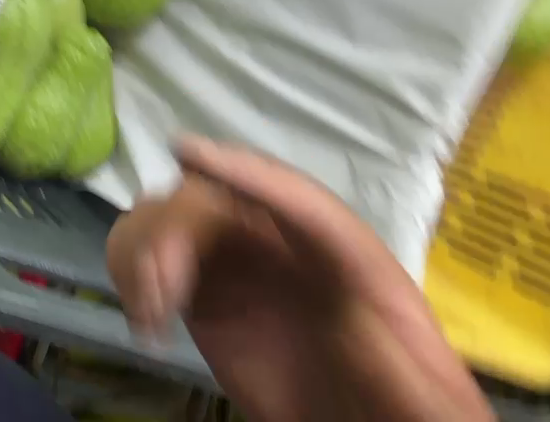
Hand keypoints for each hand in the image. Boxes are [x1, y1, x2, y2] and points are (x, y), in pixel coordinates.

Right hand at [106, 138, 492, 421]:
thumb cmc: (399, 413)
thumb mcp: (423, 402)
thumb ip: (390, 358)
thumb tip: (343, 309)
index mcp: (344, 256)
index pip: (293, 197)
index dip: (241, 172)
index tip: (183, 153)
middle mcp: (276, 240)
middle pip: (205, 200)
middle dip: (169, 234)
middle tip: (159, 296)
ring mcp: (228, 258)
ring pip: (161, 214)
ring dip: (139, 251)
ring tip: (149, 311)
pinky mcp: (192, 283)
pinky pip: (140, 248)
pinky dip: (126, 269)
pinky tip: (143, 314)